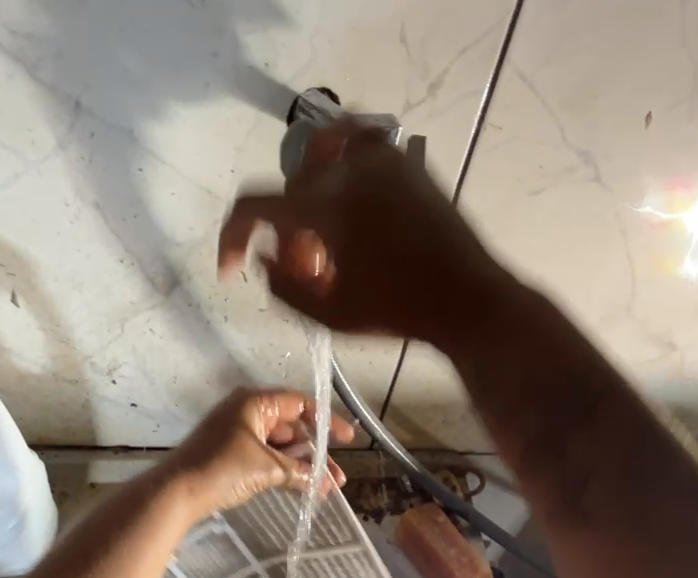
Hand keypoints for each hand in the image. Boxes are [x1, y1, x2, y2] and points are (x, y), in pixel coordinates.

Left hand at [160, 388, 355, 519]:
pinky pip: (267, 457)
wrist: (178, 492)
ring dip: (303, 466)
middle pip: (292, 428)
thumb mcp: (267, 467)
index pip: (300, 404)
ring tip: (325, 488)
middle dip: (316, 453)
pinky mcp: (232, 454)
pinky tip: (303, 488)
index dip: (327, 421)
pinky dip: (285, 471)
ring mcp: (238, 433)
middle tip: (337, 477)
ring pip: (281, 446)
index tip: (347, 440)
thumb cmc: (223, 468)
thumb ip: (299, 470)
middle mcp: (248, 412)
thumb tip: (324, 481)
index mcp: (255, 402)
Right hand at [218, 120, 511, 344]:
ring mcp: (379, 159)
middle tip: (305, 267)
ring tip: (324, 227)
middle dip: (284, 229)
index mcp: (321, 208)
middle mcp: (344, 170)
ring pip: (319, 158)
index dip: (231, 237)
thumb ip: (283, 287)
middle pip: (289, 188)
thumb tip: (264, 259)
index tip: (231, 268)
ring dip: (309, 191)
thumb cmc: (397, 312)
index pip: (253, 206)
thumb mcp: (329, 315)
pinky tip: (350, 193)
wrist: (465, 298)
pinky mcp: (405, 162)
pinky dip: (343, 159)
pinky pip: (360, 142)